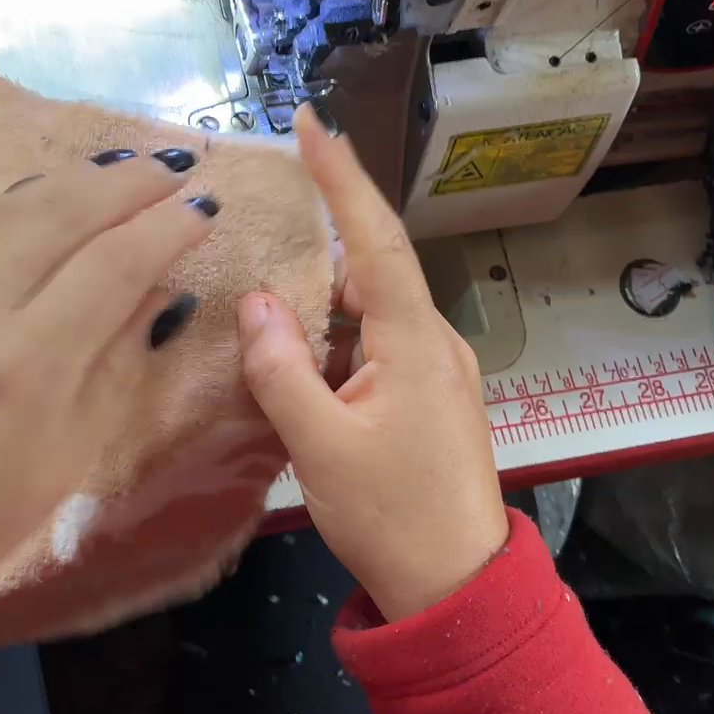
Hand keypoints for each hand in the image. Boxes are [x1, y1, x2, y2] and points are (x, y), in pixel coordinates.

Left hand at [0, 150, 218, 634]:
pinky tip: (42, 200)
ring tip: (118, 171)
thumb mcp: (65, 461)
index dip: (166, 228)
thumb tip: (157, 292)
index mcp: (27, 370)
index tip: (202, 209)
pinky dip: (12, 203)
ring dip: (72, 180)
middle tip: (171, 168)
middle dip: (126, 183)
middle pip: (62, 214)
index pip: (114, 265)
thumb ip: (115, 366)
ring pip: (7, 206)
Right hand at [236, 105, 507, 620]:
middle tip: (275, 212)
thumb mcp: (321, 446)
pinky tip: (302, 356)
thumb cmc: (391, 516)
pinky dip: (334, 338)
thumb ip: (283, 369)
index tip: (313, 124)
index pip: (374, 240)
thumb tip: (257, 302)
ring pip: (369, 311)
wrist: (456, 590)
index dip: (342, 179)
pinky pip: (373, 346)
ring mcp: (433, 371)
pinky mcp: (425, 398)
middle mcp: (432, 342)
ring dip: (323, 300)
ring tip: (274, 296)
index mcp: (414, 342)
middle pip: (371, 269)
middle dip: (325, 236)